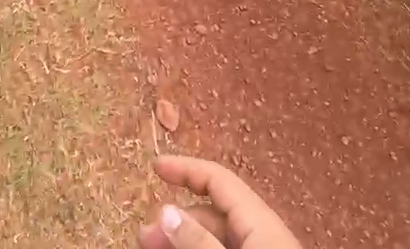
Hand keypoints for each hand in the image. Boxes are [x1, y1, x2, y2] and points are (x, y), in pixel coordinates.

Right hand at [136, 156, 303, 248]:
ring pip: (216, 245)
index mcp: (263, 227)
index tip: (154, 169)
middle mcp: (264, 241)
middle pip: (213, 217)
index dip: (186, 169)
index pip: (220, 181)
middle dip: (176, 222)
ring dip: (184, 245)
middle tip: (145, 240)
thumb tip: (166, 211)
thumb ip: (199, 243)